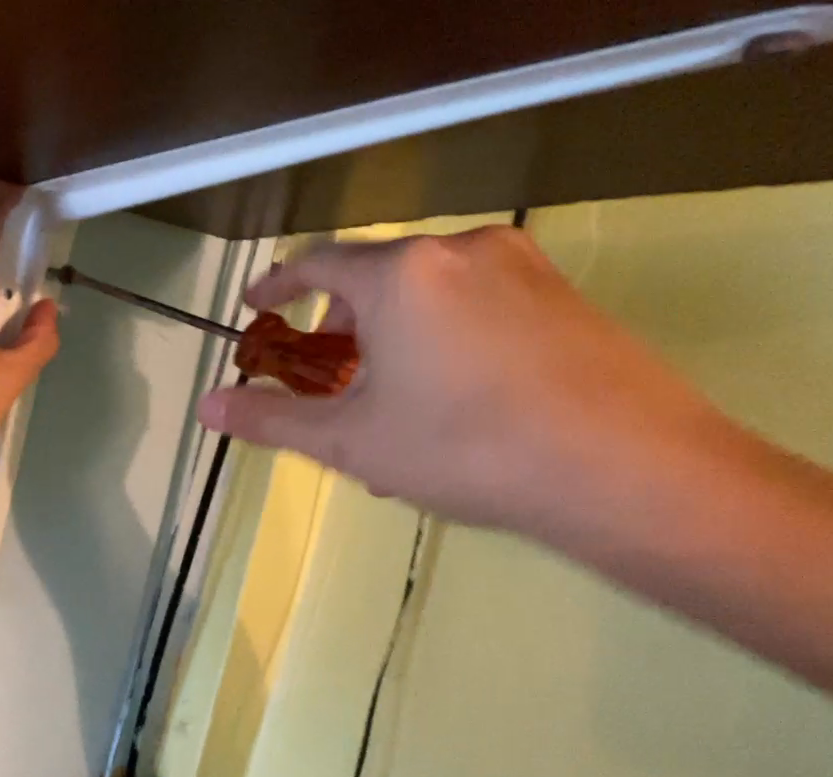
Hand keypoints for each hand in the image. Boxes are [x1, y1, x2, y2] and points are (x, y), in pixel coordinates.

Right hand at [199, 225, 730, 534]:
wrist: (626, 469)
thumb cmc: (465, 447)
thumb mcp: (349, 441)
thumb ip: (270, 419)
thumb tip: (207, 407)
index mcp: (399, 275)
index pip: (316, 263)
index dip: (277, 285)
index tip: (255, 308)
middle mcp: (460, 251)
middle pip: (373, 280)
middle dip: (337, 330)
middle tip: (327, 386)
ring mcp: (521, 267)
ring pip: (425, 295)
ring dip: (388, 340)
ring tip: (389, 408)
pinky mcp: (562, 295)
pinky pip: (473, 304)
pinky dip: (438, 339)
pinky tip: (447, 404)